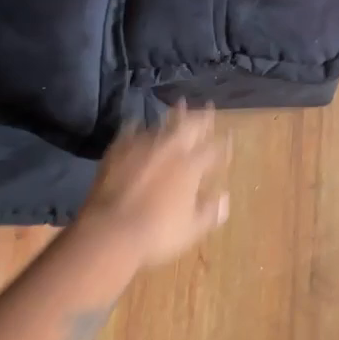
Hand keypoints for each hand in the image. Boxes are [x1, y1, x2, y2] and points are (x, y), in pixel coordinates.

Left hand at [74, 103, 229, 266]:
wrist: (109, 231)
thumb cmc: (156, 234)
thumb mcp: (190, 230)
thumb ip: (209, 213)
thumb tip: (225, 199)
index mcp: (192, 166)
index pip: (213, 149)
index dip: (223, 142)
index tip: (229, 133)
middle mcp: (171, 149)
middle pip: (191, 126)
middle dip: (202, 116)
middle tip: (208, 105)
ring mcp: (144, 146)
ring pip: (164, 123)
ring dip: (174, 115)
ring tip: (180, 104)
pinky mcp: (119, 150)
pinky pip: (131, 131)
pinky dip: (137, 127)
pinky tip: (137, 123)